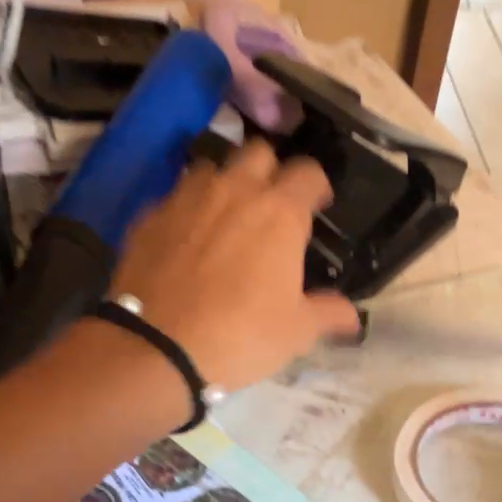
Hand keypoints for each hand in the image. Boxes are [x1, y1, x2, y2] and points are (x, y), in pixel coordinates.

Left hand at [109, 140, 359, 391]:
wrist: (157, 348)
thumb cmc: (240, 336)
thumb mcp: (295, 332)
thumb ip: (327, 313)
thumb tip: (353, 317)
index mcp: (279, 212)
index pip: (309, 172)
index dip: (317, 187)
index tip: (317, 207)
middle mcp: (234, 190)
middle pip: (259, 153)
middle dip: (270, 172)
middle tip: (271, 206)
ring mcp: (187, 198)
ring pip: (212, 168)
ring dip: (224, 184)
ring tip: (226, 217)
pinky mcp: (149, 216)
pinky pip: (174, 198)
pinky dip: (186, 211)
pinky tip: (186, 241)